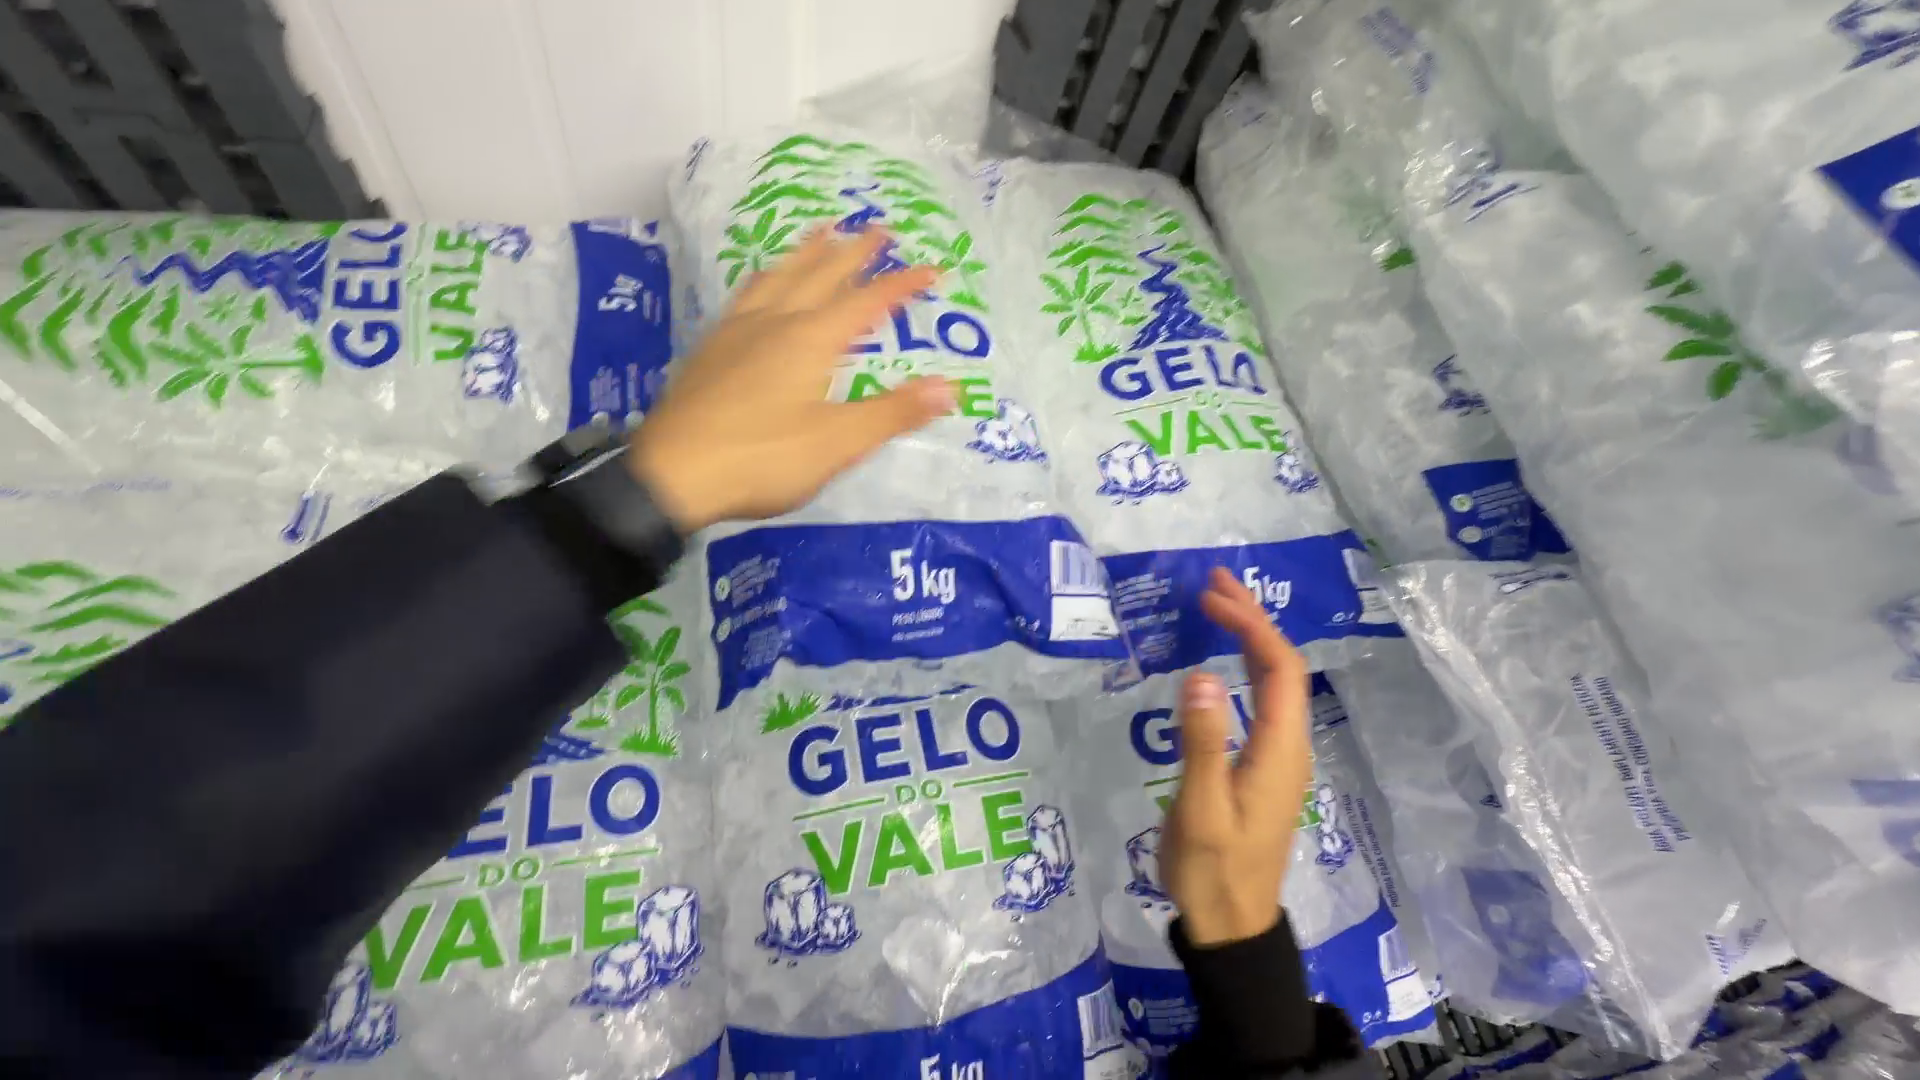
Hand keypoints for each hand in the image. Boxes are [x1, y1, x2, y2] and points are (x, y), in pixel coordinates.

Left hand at [628, 228, 953, 532]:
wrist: (672, 474)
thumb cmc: (763, 459)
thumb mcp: (838, 444)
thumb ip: (893, 413)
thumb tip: (950, 387)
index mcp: (810, 340)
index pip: (867, 302)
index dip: (901, 284)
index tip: (932, 268)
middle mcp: (775, 322)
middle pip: (821, 274)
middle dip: (854, 251)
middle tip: (879, 229)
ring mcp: (738, 331)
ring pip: (779, 276)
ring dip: (807, 252)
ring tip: (822, 232)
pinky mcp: (712, 348)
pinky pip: (748, 295)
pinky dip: (769, 277)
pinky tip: (762, 285)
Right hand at [1161, 567, 1314, 946]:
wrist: (1230, 923)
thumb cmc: (1210, 867)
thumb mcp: (1198, 807)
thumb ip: (1201, 742)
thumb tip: (1200, 675)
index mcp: (1280, 749)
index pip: (1279, 669)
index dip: (1250, 625)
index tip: (1211, 598)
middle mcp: (1289, 745)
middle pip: (1282, 668)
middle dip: (1253, 620)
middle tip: (1214, 583)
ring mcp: (1279, 757)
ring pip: (1275, 683)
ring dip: (1250, 640)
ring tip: (1218, 607)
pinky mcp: (1264, 766)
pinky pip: (1263, 700)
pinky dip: (1245, 667)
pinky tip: (1224, 663)